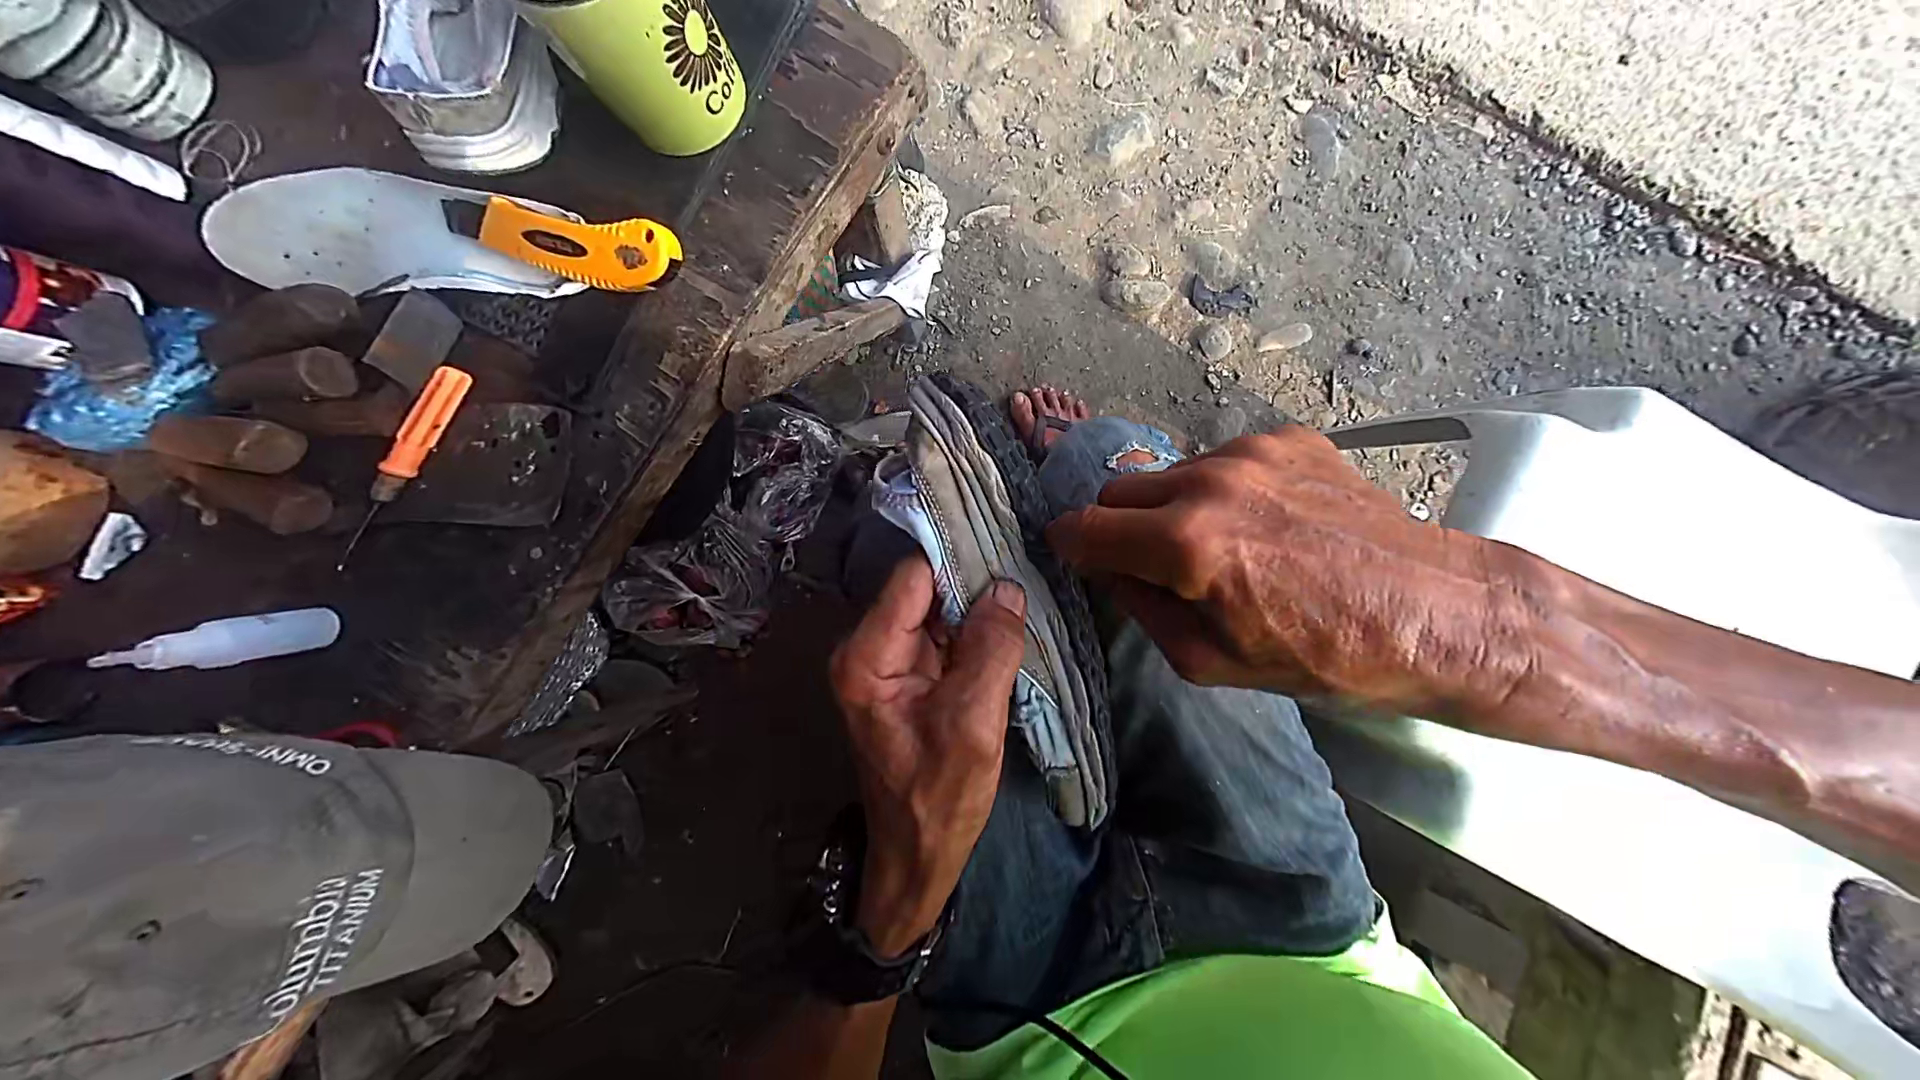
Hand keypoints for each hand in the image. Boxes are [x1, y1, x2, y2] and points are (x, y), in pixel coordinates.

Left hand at [829, 556, 1026, 957]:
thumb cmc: (938, 799)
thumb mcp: (971, 724)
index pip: (912, 579)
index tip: (1004, 547)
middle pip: (925, 591)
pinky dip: (976, 632)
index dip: (956, 561)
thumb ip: (990, 651)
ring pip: (940, 611)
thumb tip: (1008, 589)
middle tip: (1024, 574)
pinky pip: (946, 636)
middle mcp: (869, 650)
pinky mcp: (912, 675)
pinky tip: (1008, 628)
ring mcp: (890, 662)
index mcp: (866, 657)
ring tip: (1023, 600)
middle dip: (972, 584)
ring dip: (978, 608)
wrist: (918, 855)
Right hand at [1045, 426, 1537, 716]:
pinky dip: (1221, 489)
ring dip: (1170, 506)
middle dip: (1118, 526)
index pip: (1085, 528)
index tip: (1070, 552)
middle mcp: (1208, 482)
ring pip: (1169, 472)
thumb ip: (1142, 609)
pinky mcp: (1288, 437)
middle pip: (1118, 490)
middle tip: (1149, 560)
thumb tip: (1110, 571)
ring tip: (1221, 542)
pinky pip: (1222, 459)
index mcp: (1185, 546)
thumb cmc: (1323, 654)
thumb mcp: (1209, 661)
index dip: (1067, 543)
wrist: (1439, 611)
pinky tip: (1265, 520)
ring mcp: (1251, 452)